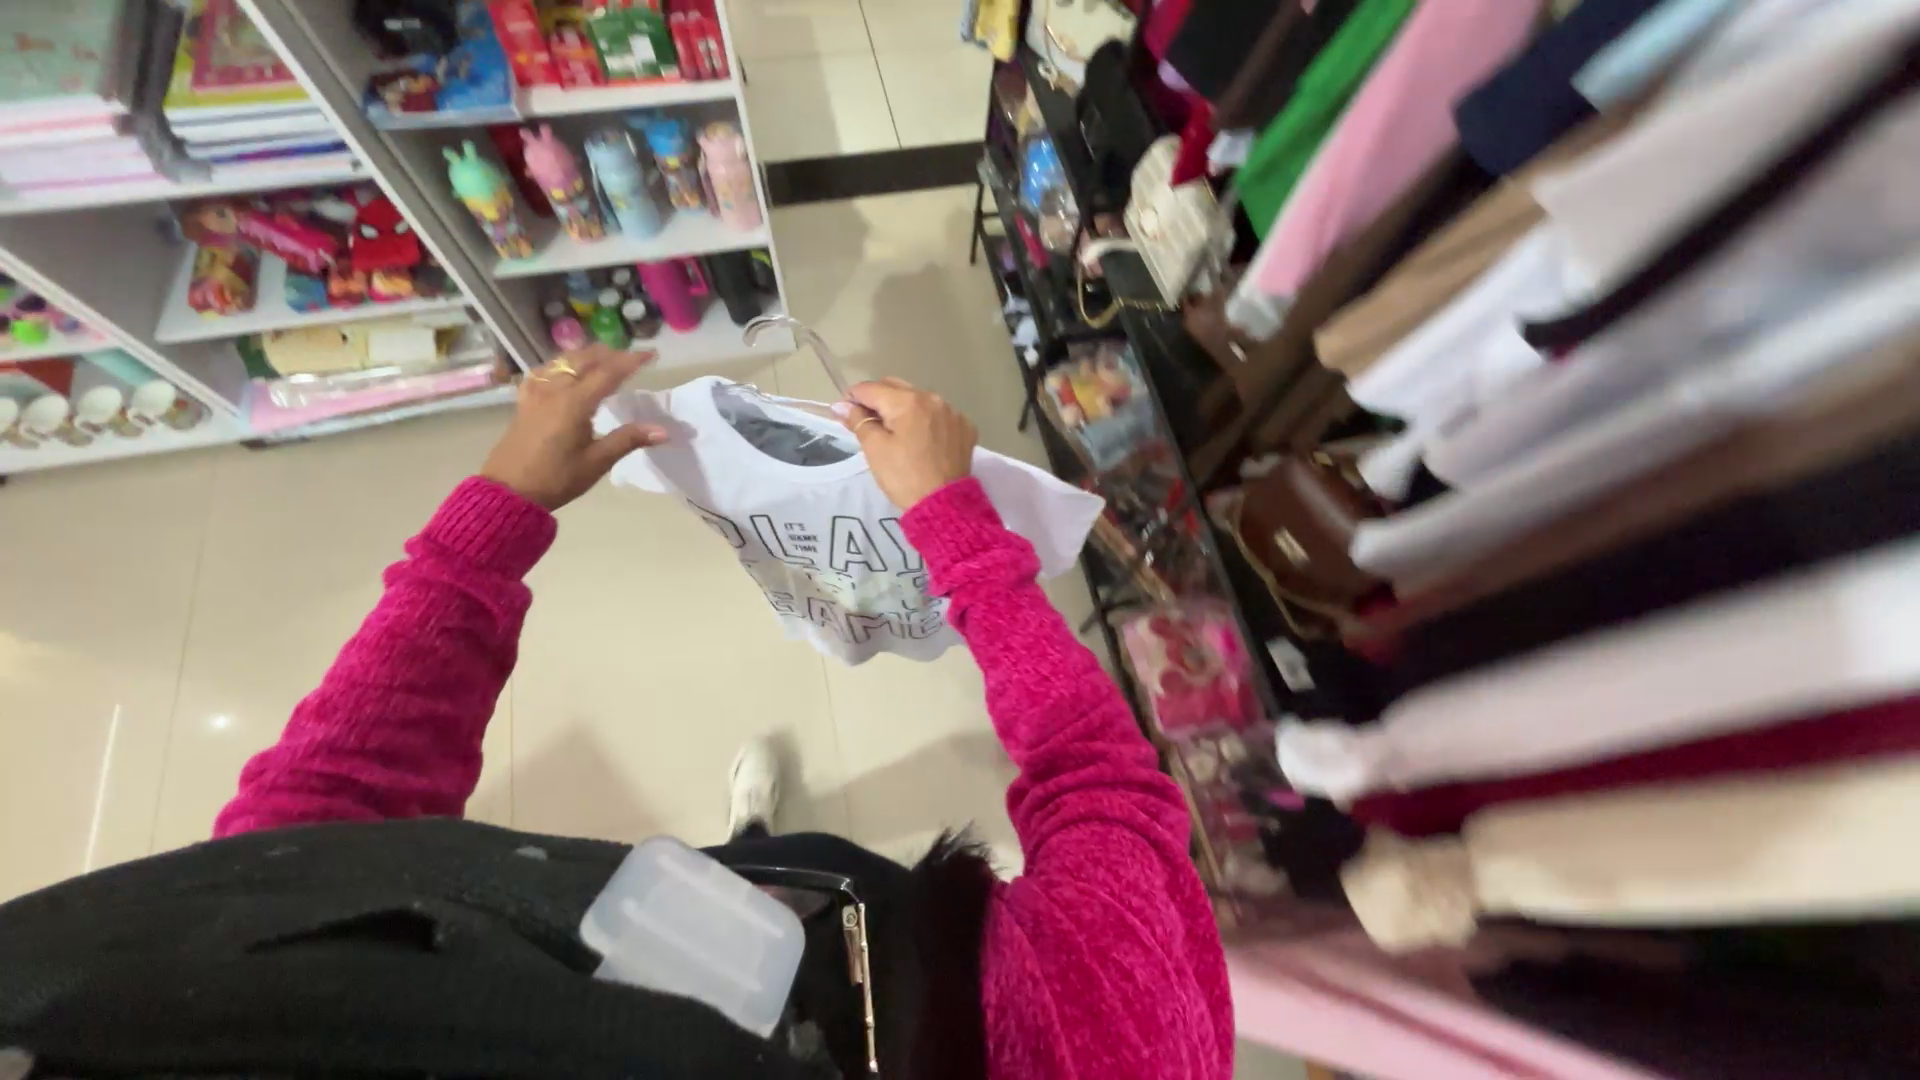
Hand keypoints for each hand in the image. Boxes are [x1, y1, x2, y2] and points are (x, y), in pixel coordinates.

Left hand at [481, 345, 665, 510]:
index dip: (631, 361)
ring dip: (586, 355)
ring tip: (604, 358)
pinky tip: (564, 370)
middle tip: (631, 356)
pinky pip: (543, 372)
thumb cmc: (557, 478)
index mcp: (575, 403)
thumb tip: (663, 430)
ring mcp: (536, 393)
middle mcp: (554, 390)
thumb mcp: (597, 462)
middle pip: (584, 359)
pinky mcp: (525, 401)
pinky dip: (560, 365)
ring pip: (562, 362)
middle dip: (610, 353)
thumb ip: (629, 440)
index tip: (652, 354)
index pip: (608, 373)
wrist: (510, 490)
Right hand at [837, 377, 975, 509]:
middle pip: (896, 388)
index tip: (845, 414)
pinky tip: (922, 439)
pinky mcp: (965, 427)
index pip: (870, 388)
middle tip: (868, 422)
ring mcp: (953, 412)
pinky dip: (926, 420)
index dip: (853, 398)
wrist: (944, 505)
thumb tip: (842, 405)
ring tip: (896, 432)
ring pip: (919, 399)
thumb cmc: (904, 477)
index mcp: (907, 401)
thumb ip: (858, 421)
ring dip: (904, 408)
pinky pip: (939, 414)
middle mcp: (933, 398)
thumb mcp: (875, 449)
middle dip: (878, 400)